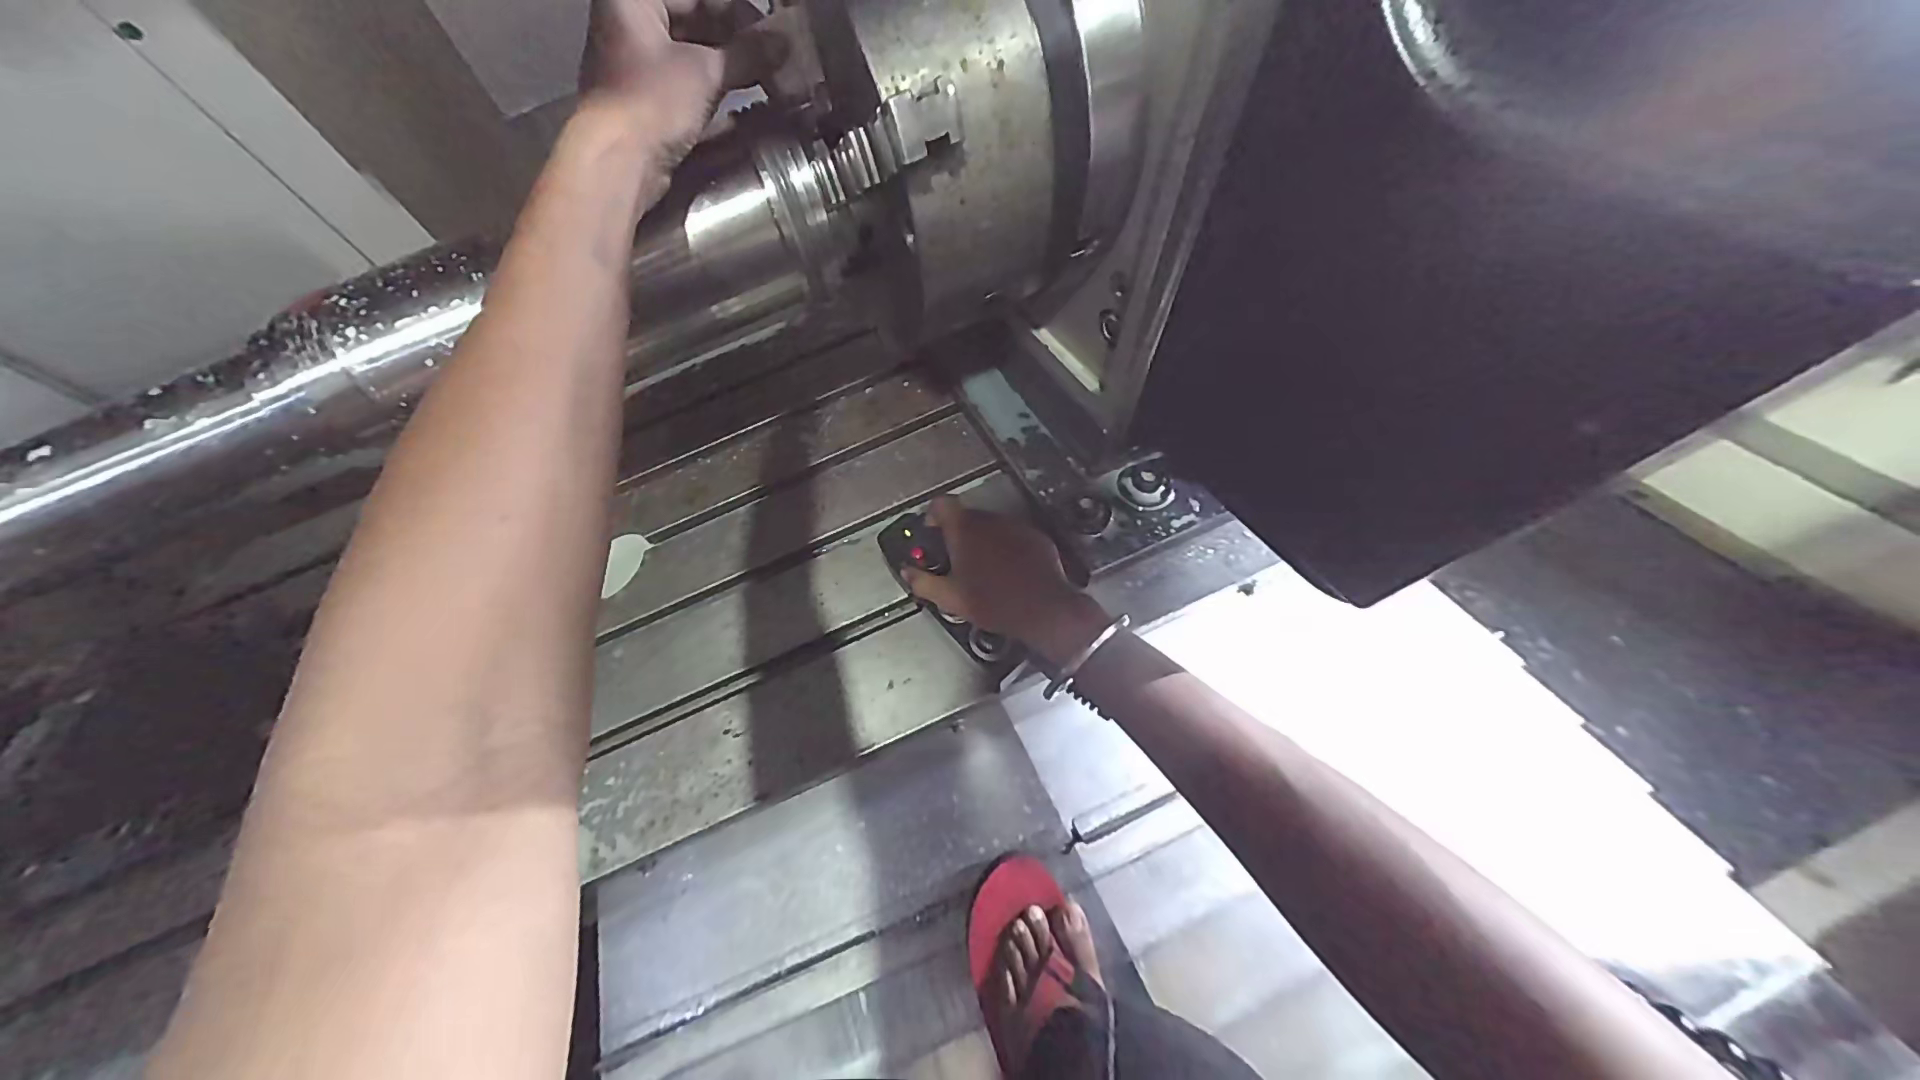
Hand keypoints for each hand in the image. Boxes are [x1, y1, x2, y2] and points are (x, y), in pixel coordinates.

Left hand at [579, 0, 787, 171]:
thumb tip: (784, 41)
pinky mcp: (653, 106)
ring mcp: (642, 69)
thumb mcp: (705, 71)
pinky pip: (692, 92)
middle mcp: (633, 25)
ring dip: (733, 71)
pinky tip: (749, 112)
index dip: (739, 11)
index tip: (774, 32)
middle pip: (696, 22)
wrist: (619, 161)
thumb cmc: (652, 101)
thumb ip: (747, 53)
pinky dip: (720, 99)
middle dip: (738, 42)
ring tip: (769, 83)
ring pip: (696, 59)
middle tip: (776, 60)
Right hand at [903, 497, 1112, 666]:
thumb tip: (908, 573)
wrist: (1043, 610)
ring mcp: (1016, 527)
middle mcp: (990, 521)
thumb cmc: (994, 603)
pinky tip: (1007, 571)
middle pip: (967, 515)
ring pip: (991, 526)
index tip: (933, 530)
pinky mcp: (1036, 537)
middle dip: (958, 533)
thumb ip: (923, 582)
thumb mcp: (950, 598)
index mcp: (964, 530)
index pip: (942, 504)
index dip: (933, 515)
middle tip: (955, 559)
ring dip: (983, 540)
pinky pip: (1013, 535)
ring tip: (982, 568)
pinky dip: (1006, 547)